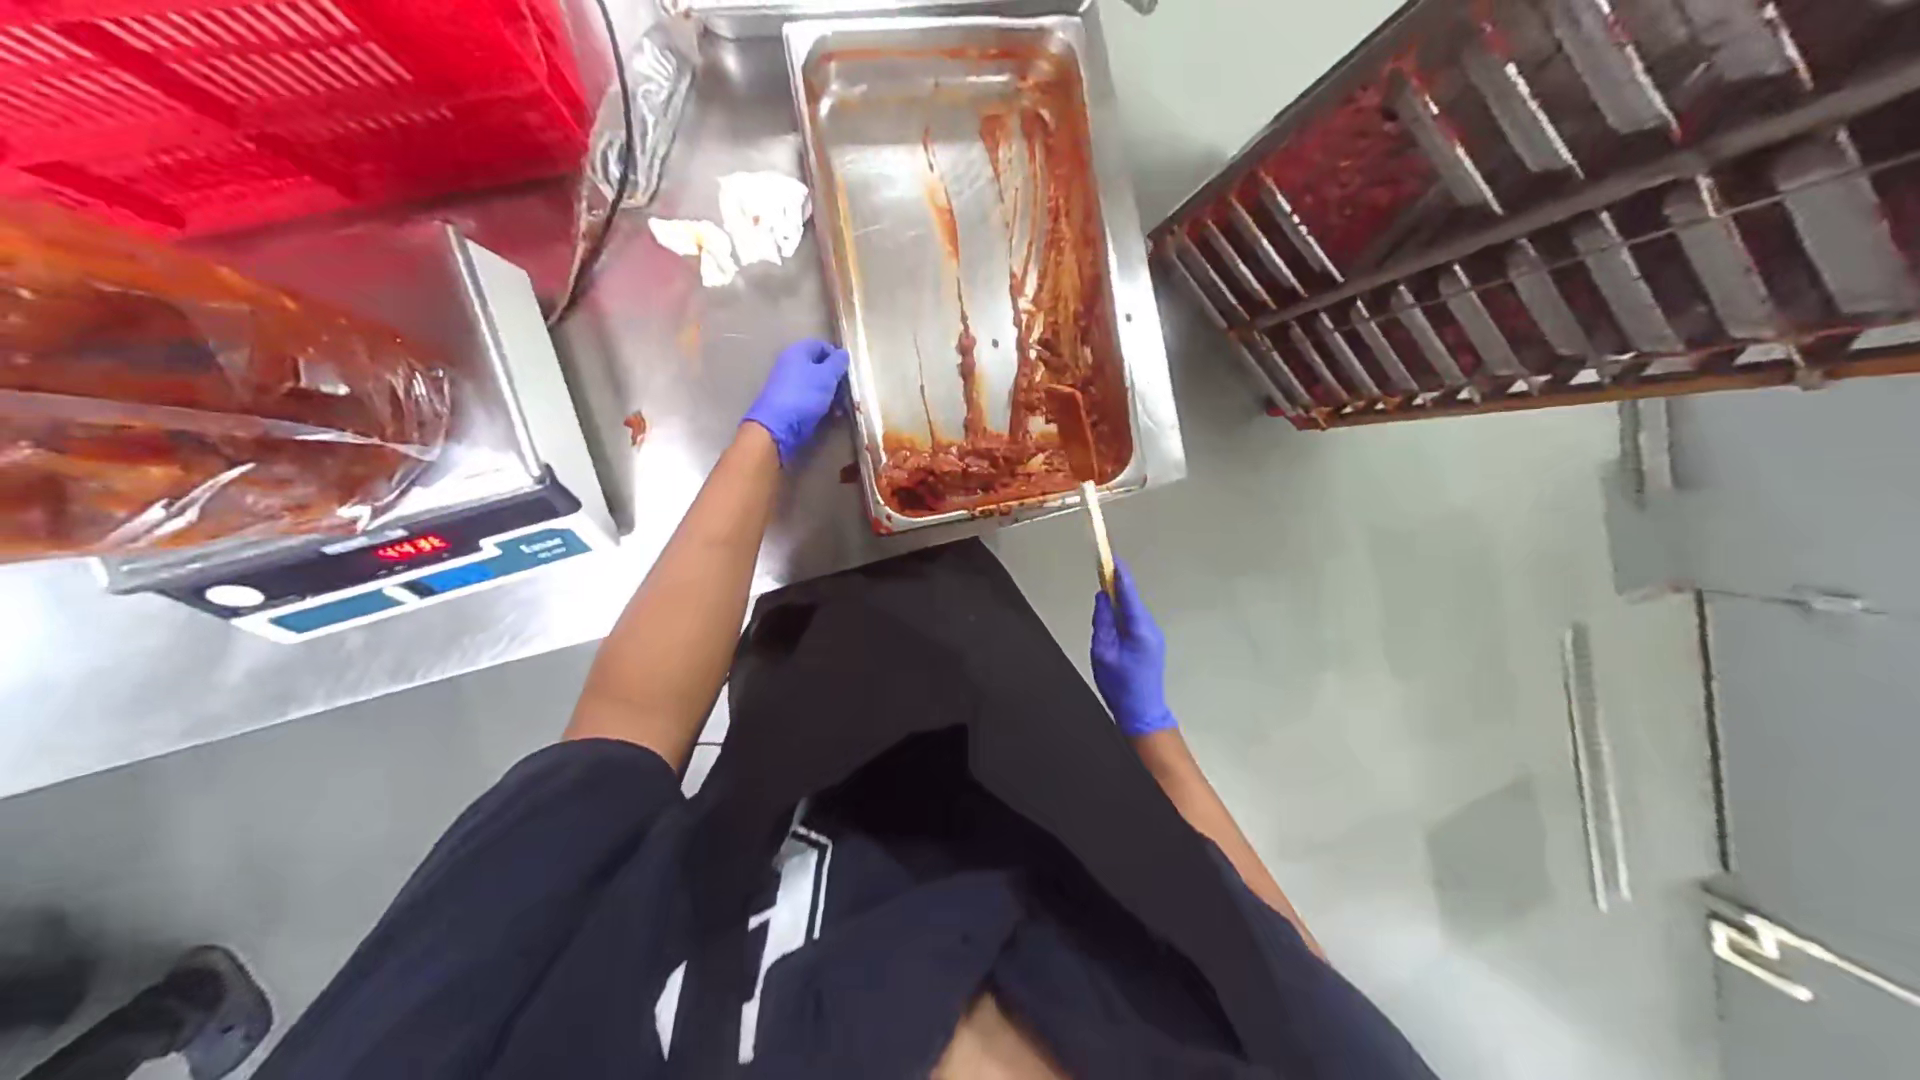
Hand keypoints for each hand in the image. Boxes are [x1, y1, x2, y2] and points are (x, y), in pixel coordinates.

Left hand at [743, 338, 849, 465]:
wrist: (778, 426)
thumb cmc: (804, 395)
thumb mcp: (827, 376)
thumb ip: (838, 363)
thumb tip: (844, 354)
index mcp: (798, 352)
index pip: (821, 345)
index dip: (836, 356)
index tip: (848, 370)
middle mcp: (792, 366)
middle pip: (820, 366)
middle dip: (837, 379)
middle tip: (847, 391)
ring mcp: (790, 386)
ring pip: (818, 385)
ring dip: (833, 395)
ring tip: (841, 408)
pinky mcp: (791, 404)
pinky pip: (811, 399)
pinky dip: (823, 406)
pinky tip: (833, 416)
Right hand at [1091, 560, 1175, 736]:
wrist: (1142, 711)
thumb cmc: (1119, 684)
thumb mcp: (1102, 651)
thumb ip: (1102, 621)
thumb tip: (1103, 597)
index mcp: (1139, 628)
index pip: (1128, 593)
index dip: (1119, 573)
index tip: (1112, 556)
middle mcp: (1151, 628)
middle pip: (1132, 599)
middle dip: (1117, 586)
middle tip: (1101, 571)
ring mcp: (1153, 636)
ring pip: (1133, 611)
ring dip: (1119, 602)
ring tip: (1102, 597)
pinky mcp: (1151, 643)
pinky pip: (1135, 621)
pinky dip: (1123, 614)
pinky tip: (1112, 618)